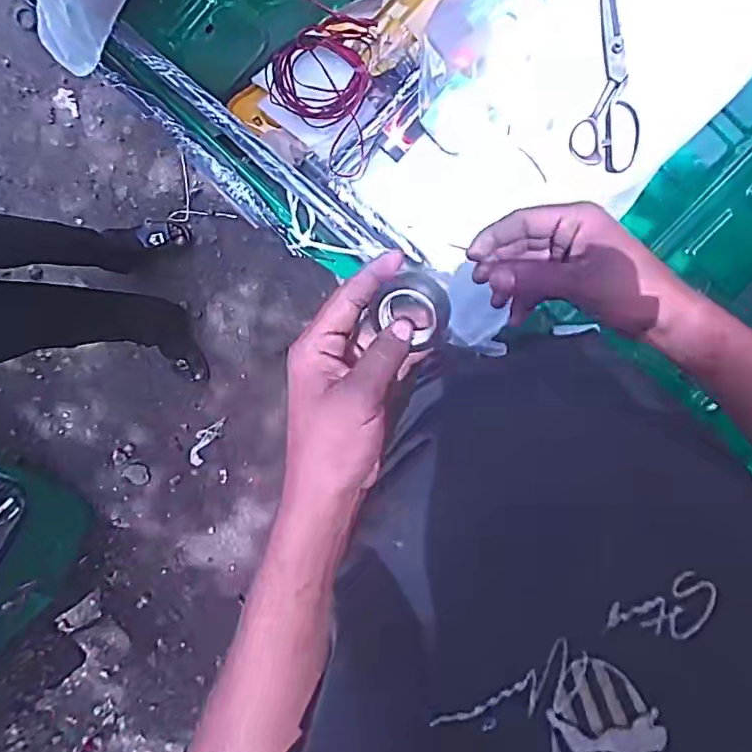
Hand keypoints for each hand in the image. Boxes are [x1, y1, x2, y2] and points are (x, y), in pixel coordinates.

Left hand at [283, 251, 417, 507]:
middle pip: (363, 314)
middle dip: (393, 298)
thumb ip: (384, 354)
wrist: (330, 495)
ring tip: (435, 308)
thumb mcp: (358, 396)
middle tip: (426, 283)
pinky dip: (409, 351)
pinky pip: (390, 360)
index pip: (344, 300)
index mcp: (315, 347)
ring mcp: (351, 371)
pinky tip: (432, 340)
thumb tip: (409, 321)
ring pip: (380, 336)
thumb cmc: (333, 445)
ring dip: (405, 324)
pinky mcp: (368, 389)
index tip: (398, 257)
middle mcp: (331, 353)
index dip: (371, 276)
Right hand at [467, 202, 707, 344]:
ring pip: (529, 264)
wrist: (666, 320)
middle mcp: (571, 231)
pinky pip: (541, 280)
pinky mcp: (574, 276)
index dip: (494, 237)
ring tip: (498, 303)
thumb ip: (532, 277)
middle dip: (501, 264)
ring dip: (512, 282)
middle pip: (523, 242)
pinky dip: (528, 295)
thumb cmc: (628, 291)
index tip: (472, 259)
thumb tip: (492, 276)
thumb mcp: (578, 281)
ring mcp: (572, 254)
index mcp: (575, 218)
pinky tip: (517, 314)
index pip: (523, 220)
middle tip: (482, 286)